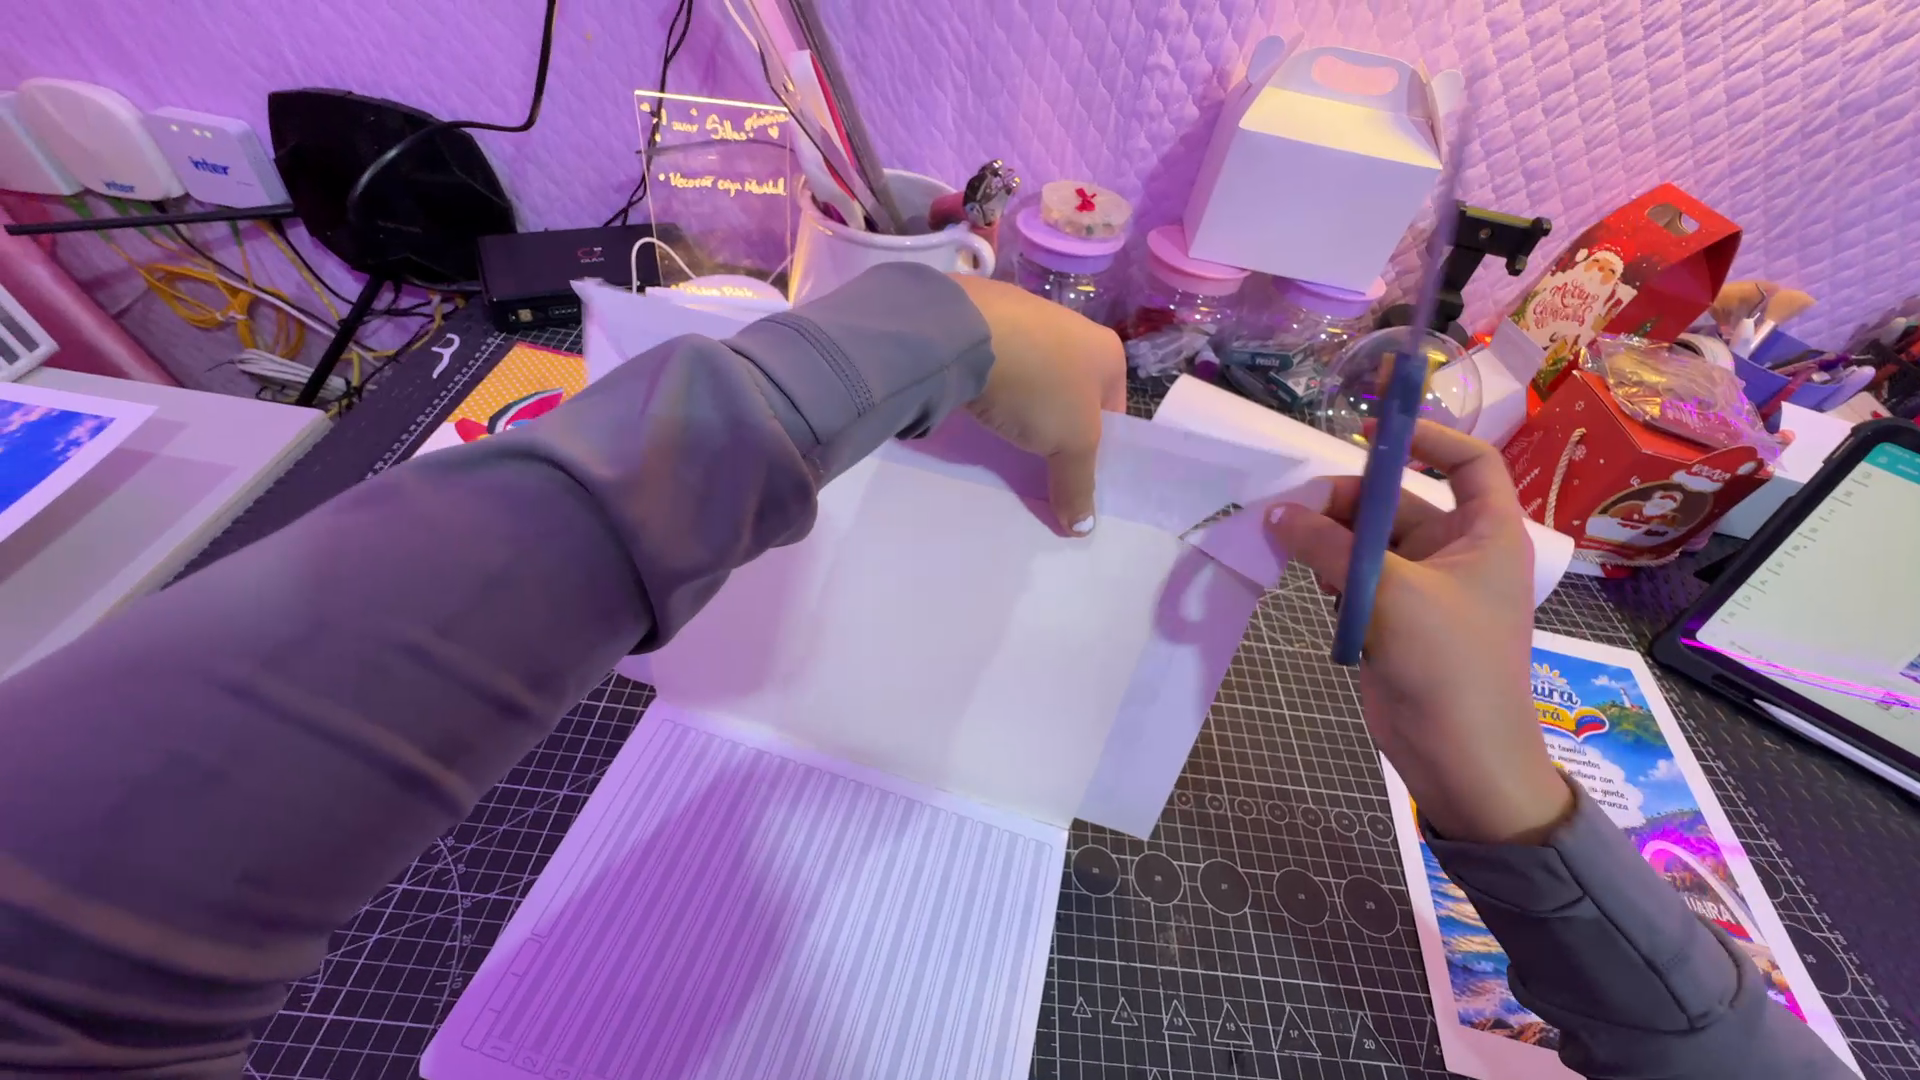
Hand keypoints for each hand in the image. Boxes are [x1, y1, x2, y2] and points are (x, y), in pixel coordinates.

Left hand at [948, 274, 1126, 533]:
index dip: (1097, 447)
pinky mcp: (985, 320)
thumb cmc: (1040, 384)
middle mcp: (1073, 328)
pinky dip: (993, 388)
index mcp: (1108, 352)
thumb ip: (1078, 484)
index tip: (1074, 474)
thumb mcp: (1071, 442)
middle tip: (1038, 462)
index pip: (1113, 410)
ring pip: (1033, 379)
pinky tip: (979, 406)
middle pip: (1071, 394)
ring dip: (1022, 408)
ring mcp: (1026, 319)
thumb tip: (1083, 529)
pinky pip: (998, 366)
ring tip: (1004, 438)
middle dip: (1056, 428)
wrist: (968, 330)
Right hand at [1269, 421, 1573, 843]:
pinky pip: (1353, 576)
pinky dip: (1329, 574)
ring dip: (1328, 541)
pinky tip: (1314, 586)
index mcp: (1486, 534)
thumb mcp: (1388, 593)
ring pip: (1364, 542)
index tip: (1366, 431)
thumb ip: (1328, 547)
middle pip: (1394, 502)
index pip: (1467, 462)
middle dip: (1345, 504)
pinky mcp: (1390, 618)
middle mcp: (1455, 552)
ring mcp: (1421, 587)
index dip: (1425, 438)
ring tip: (1292, 549)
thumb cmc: (1447, 664)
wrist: (1458, 755)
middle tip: (1294, 512)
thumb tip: (1276, 512)